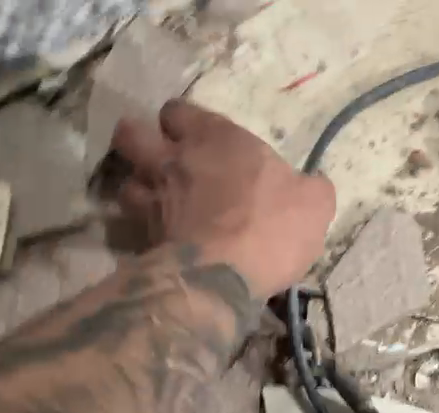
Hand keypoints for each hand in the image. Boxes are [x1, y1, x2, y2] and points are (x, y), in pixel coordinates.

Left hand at [112, 101, 336, 297]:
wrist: (226, 275)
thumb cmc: (272, 229)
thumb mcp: (314, 205)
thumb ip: (312, 190)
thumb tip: (314, 186)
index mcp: (216, 138)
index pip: (178, 110)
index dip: (182, 124)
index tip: (195, 141)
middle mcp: (175, 159)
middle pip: (131, 134)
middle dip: (140, 144)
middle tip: (160, 164)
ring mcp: (154, 198)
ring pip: (124, 182)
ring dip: (137, 190)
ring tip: (154, 206)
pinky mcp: (144, 237)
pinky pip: (129, 226)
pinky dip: (139, 231)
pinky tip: (156, 241)